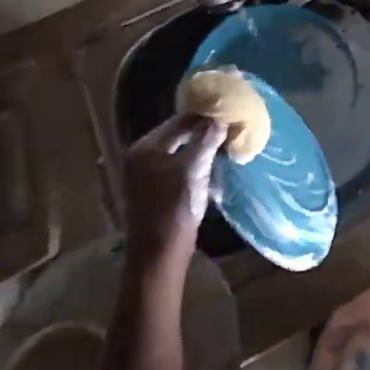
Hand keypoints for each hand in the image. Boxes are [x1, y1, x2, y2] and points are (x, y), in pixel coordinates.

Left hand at [121, 115, 226, 268]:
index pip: (180, 121)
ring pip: (179, 152)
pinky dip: (194, 165)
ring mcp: (144, 174)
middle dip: (204, 134)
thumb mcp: (194, 169)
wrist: (159, 254)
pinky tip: (210, 171)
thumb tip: (221, 119)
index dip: (205, 117)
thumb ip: (207, 140)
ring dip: (201, 150)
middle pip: (178, 135)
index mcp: (146, 147)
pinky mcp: (153, 190)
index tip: (229, 115)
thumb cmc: (175, 207)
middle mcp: (140, 156)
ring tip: (224, 149)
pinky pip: (176, 168)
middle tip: (229, 131)